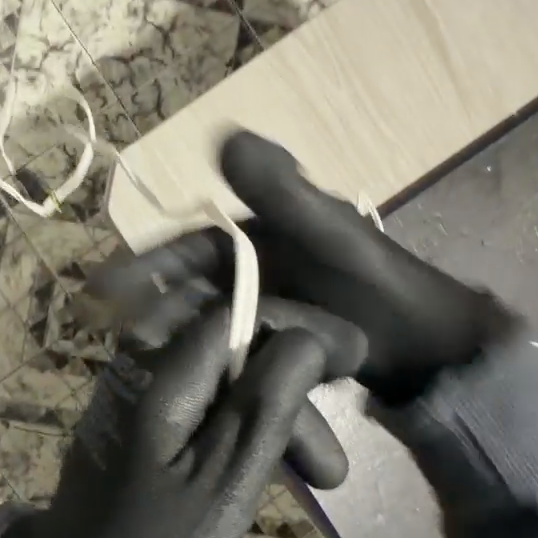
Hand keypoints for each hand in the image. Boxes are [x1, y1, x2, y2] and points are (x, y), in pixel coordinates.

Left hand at [2, 302, 364, 537]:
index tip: (356, 356)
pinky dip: (240, 422)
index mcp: (161, 373)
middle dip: (293, 390)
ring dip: (273, 414)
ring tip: (321, 475)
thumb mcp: (226, 479)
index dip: (302, 327)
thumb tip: (305, 336)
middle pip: (234, 344)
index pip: (240, 313)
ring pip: (222, 375)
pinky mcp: (137, 416)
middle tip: (333, 456)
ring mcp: (136, 390)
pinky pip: (201, 397)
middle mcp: (143, 365)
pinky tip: (273, 463)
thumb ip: (267, 401)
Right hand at [94, 130, 517, 403]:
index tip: (103, 291)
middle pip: (188, 297)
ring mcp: (261, 318)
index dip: (145, 268)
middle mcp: (253, 275)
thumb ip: (284, 194)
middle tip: (117, 346)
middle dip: (152, 320)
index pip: (187, 250)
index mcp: (259, 238)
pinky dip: (211, 378)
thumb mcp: (335, 236)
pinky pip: (231, 364)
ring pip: (206, 334)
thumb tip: (225, 136)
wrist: (434, 350)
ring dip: (178, 355)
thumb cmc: (384, 287)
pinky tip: (185, 401)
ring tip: (143, 382)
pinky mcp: (270, 355)